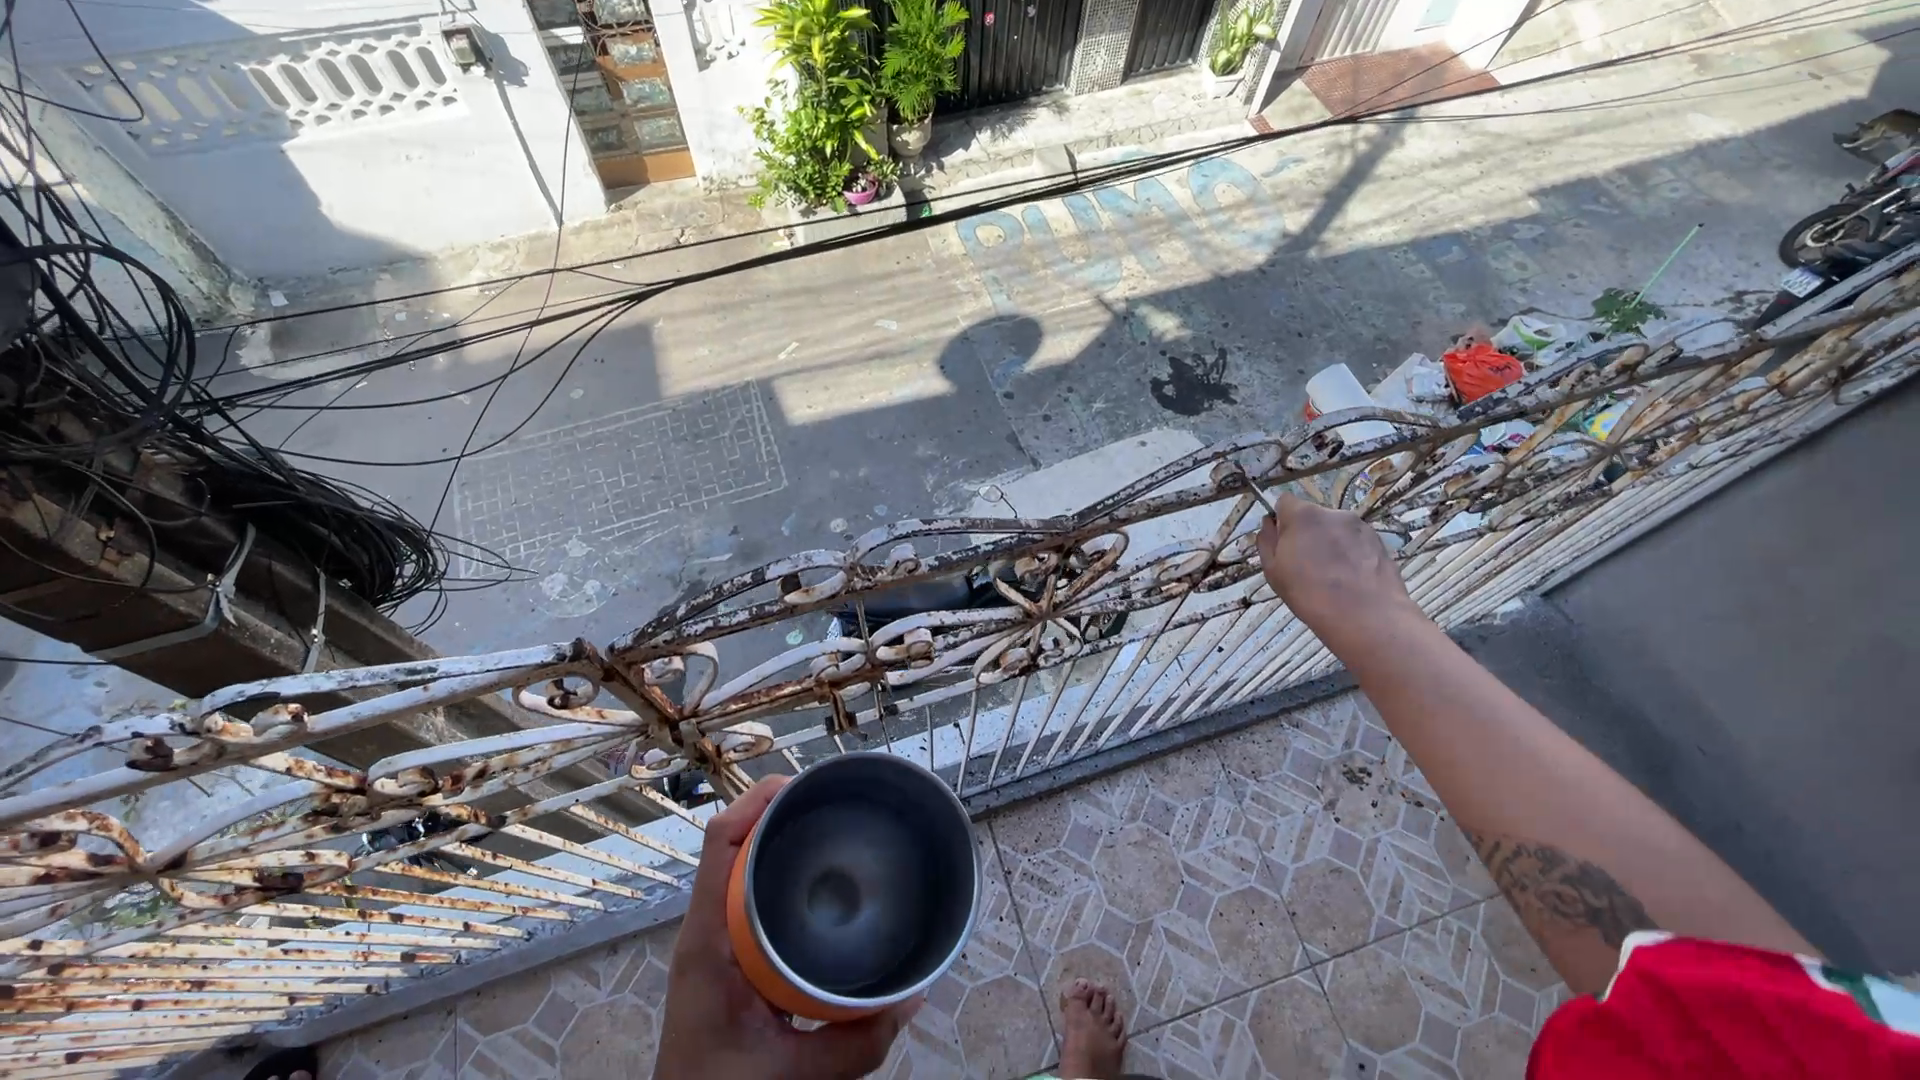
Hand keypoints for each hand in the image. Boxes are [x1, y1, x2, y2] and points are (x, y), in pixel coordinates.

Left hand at [652, 775, 919, 1079]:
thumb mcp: (792, 1076)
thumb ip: (854, 1044)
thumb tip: (914, 998)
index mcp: (707, 942)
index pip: (719, 845)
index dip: (756, 803)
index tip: (805, 784)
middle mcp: (705, 930)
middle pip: (730, 842)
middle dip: (775, 811)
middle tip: (833, 800)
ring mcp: (712, 940)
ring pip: (737, 866)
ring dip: (775, 838)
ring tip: (830, 824)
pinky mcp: (725, 955)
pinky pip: (745, 895)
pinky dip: (776, 872)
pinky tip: (817, 882)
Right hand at [1257, 493, 1421, 649]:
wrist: (1366, 616)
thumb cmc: (1310, 594)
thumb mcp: (1273, 572)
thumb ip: (1267, 541)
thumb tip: (1269, 525)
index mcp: (1302, 515)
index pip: (1285, 501)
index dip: (1281, 520)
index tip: (1284, 543)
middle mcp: (1332, 512)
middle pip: (1312, 516)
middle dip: (1307, 534)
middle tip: (1306, 565)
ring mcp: (1359, 525)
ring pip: (1334, 529)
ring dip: (1329, 543)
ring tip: (1332, 575)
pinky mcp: (1378, 540)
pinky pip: (1354, 541)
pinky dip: (1350, 553)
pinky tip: (1351, 577)